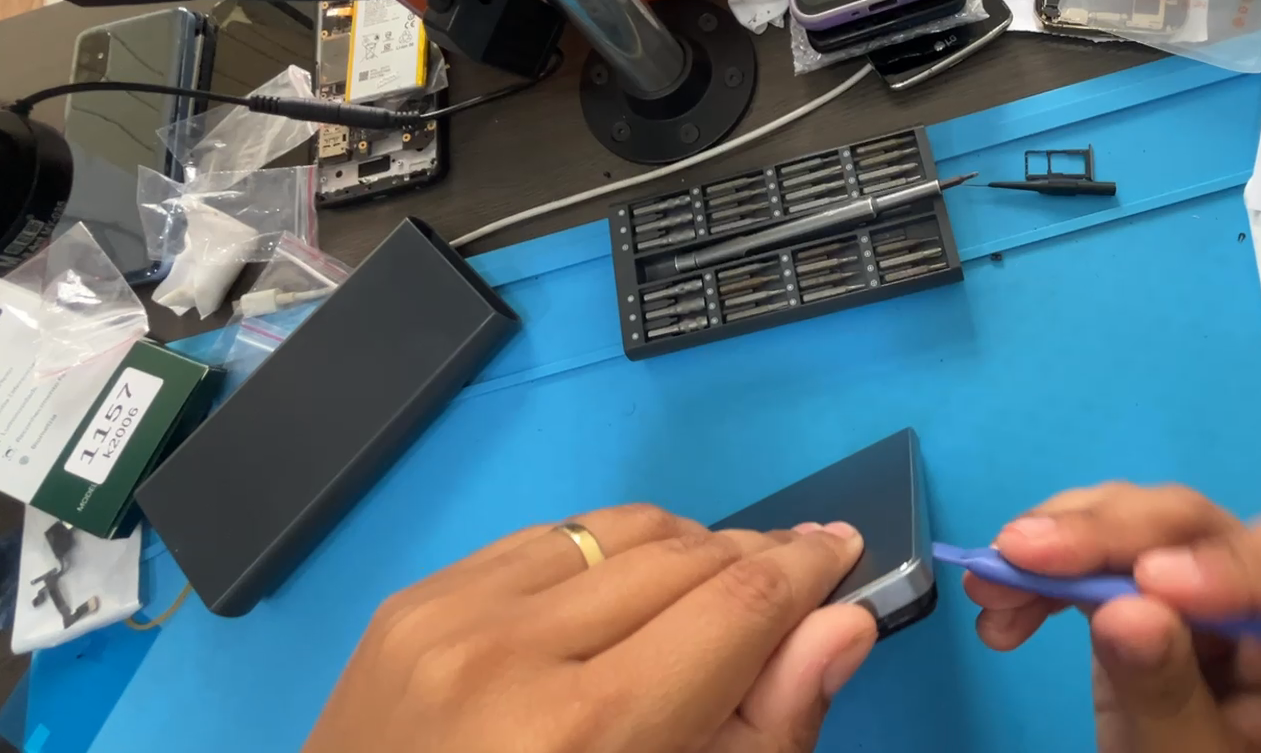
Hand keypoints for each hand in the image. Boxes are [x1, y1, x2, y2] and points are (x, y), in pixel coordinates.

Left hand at [304, 504, 877, 752]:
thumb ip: (769, 727)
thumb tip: (843, 621)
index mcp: (579, 738)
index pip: (733, 606)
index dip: (804, 568)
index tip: (842, 546)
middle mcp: (508, 653)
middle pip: (686, 556)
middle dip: (756, 558)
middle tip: (794, 576)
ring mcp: (450, 614)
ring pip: (628, 528)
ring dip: (689, 549)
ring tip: (708, 594)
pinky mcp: (417, 598)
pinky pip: (561, 535)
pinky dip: (615, 555)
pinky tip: (622, 598)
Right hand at [965, 483, 1260, 752]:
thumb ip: (1168, 701)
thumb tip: (1122, 610)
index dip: (1241, 556)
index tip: (1155, 585)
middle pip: (1200, 525)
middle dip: (1106, 533)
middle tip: (1022, 552)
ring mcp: (1199, 587)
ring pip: (1136, 523)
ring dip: (1056, 542)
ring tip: (989, 581)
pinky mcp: (1142, 588)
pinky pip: (1094, 554)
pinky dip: (1040, 571)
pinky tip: (996, 606)